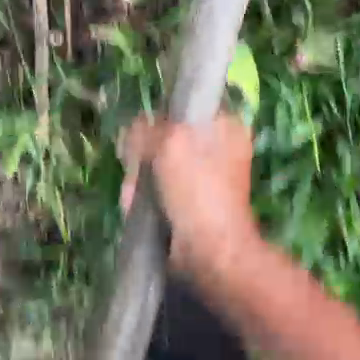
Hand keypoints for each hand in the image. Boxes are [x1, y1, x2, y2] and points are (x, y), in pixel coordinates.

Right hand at [121, 114, 260, 279]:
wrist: (211, 253)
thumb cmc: (198, 189)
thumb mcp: (170, 142)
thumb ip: (147, 128)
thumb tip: (133, 128)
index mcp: (227, 126)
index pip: (186, 106)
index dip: (161, 116)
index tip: (142, 130)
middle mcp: (219, 149)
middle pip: (167, 137)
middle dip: (145, 152)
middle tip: (135, 167)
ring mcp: (206, 178)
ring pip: (159, 165)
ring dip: (140, 177)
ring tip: (132, 193)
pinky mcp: (192, 204)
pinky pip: (161, 189)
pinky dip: (145, 196)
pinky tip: (133, 204)